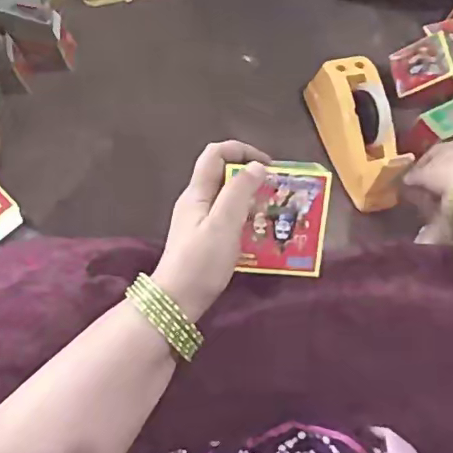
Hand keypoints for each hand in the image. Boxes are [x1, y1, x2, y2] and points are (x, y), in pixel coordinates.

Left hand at [151, 141, 272, 319]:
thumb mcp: (223, 223)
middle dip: (251, 177)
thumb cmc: (201, 262)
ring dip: (250, 200)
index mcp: (197, 193)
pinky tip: (258, 235)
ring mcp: (198, 222)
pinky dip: (244, 220)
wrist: (177, 302)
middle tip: (276, 193)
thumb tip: (257, 166)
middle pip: (223, 175)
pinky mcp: (203, 240)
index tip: (268, 166)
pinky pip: (227, 219)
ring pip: (227, 199)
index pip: (216, 154)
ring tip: (272, 214)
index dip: (242, 151)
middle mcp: (196, 202)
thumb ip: (239, 191)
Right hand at [404, 140, 452, 201]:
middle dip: (437, 173)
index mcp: (450, 142)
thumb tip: (407, 178)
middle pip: (447, 160)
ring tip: (440, 194)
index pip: (431, 152)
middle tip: (427, 186)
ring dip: (450, 180)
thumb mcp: (424, 175)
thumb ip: (414, 175)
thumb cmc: (445, 174)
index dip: (421, 166)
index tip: (414, 178)